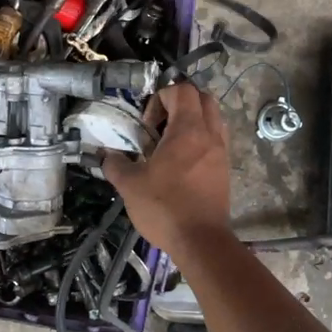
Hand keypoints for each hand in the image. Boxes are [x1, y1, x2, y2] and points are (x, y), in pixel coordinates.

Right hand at [104, 82, 231, 254]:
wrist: (201, 241)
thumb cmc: (164, 207)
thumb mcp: (130, 185)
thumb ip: (115, 165)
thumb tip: (106, 156)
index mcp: (188, 130)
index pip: (181, 90)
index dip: (160, 98)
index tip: (146, 124)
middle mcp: (210, 135)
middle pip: (203, 99)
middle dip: (179, 105)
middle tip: (159, 127)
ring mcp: (221, 152)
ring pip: (213, 119)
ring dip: (192, 122)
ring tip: (170, 145)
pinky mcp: (225, 170)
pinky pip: (216, 141)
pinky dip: (200, 141)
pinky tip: (181, 164)